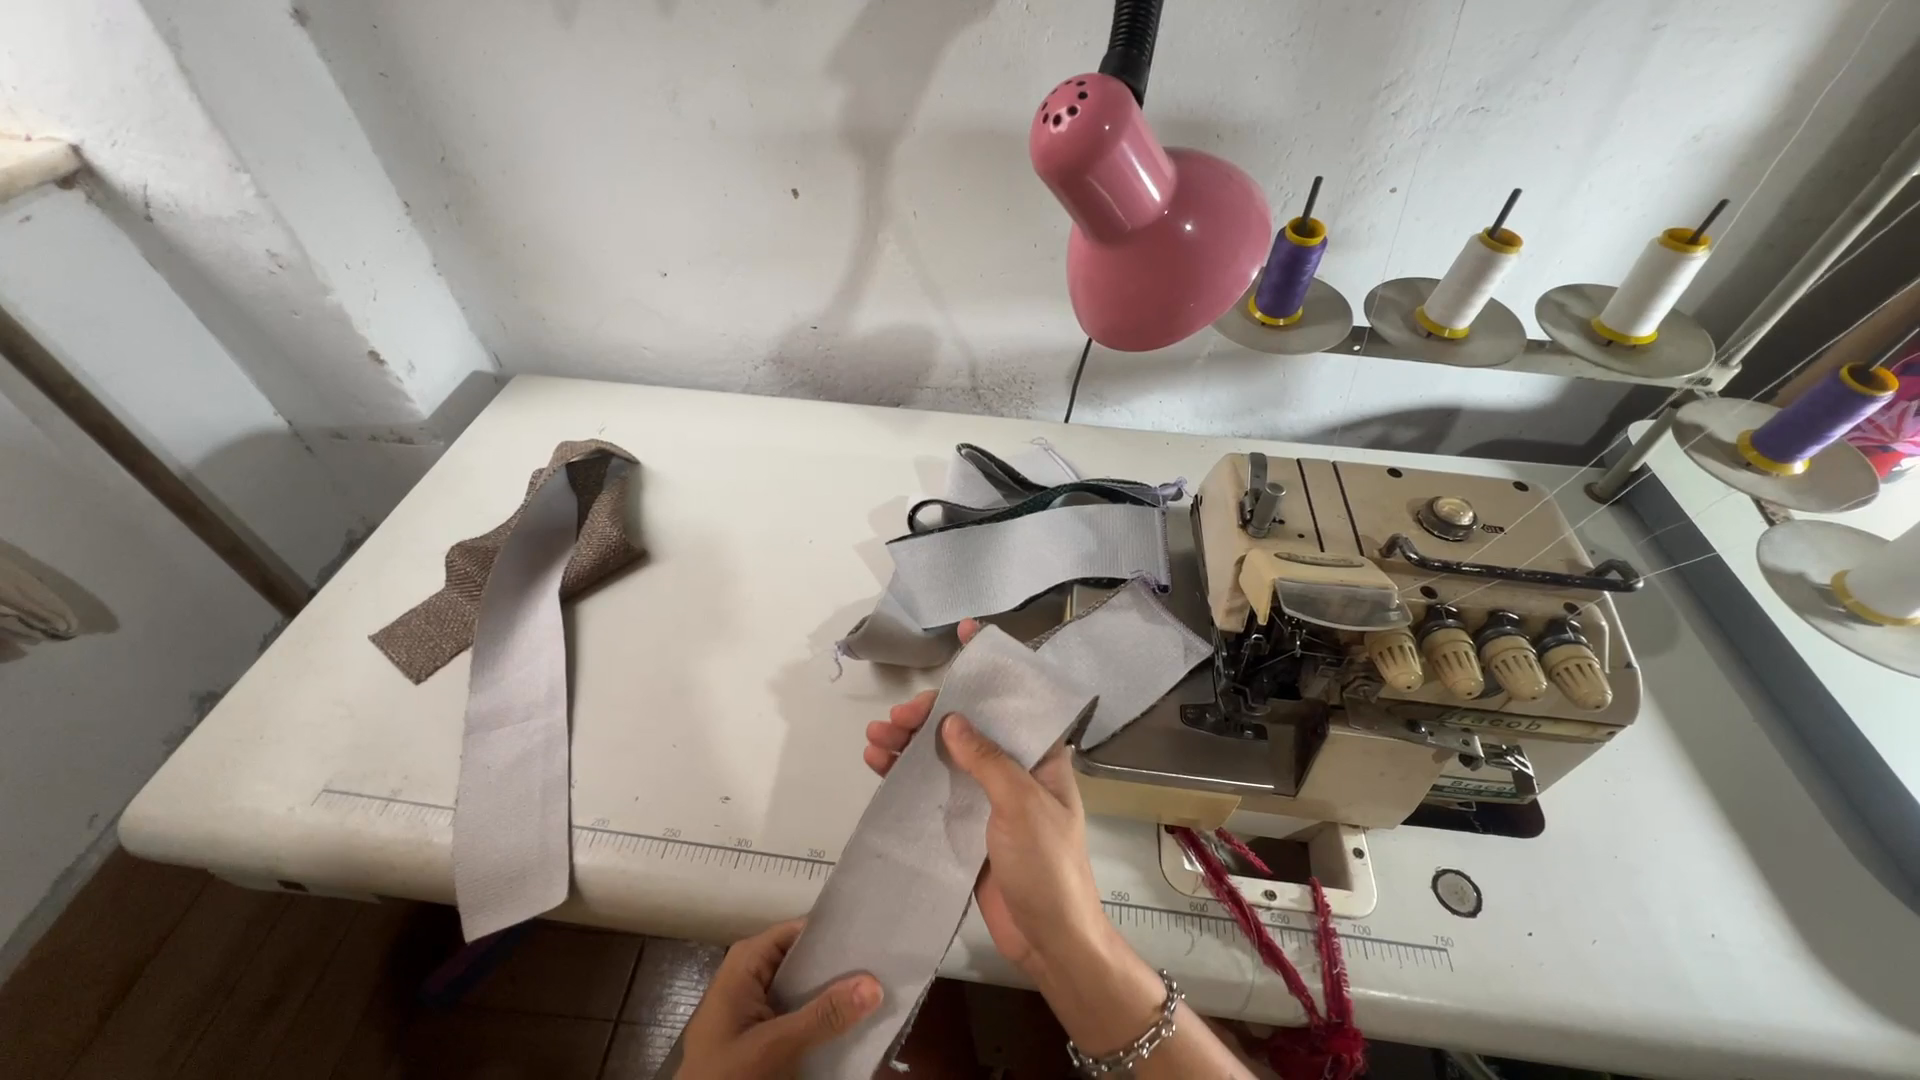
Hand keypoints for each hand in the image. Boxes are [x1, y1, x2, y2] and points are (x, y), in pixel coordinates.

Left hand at [676, 919, 881, 1078]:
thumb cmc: (723, 1077)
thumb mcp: (773, 1046)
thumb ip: (823, 1016)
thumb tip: (875, 983)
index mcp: (747, 961)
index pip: (801, 930)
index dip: (838, 932)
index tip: (878, 936)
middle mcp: (753, 974)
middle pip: (806, 958)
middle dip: (843, 965)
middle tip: (887, 965)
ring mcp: (758, 1004)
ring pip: (807, 988)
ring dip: (837, 994)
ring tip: (882, 988)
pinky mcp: (764, 1032)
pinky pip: (801, 1014)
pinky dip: (825, 1017)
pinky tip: (857, 1020)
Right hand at [863, 620, 1109, 981]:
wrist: (1049, 940)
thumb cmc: (1048, 866)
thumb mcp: (1021, 804)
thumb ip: (986, 760)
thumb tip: (951, 721)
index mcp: (1041, 756)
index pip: (1015, 699)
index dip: (992, 666)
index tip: (967, 632)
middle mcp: (1014, 769)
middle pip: (968, 726)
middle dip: (930, 715)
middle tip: (895, 718)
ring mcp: (988, 797)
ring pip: (944, 756)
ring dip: (910, 744)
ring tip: (875, 739)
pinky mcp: (967, 826)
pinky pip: (934, 790)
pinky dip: (907, 776)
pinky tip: (880, 766)